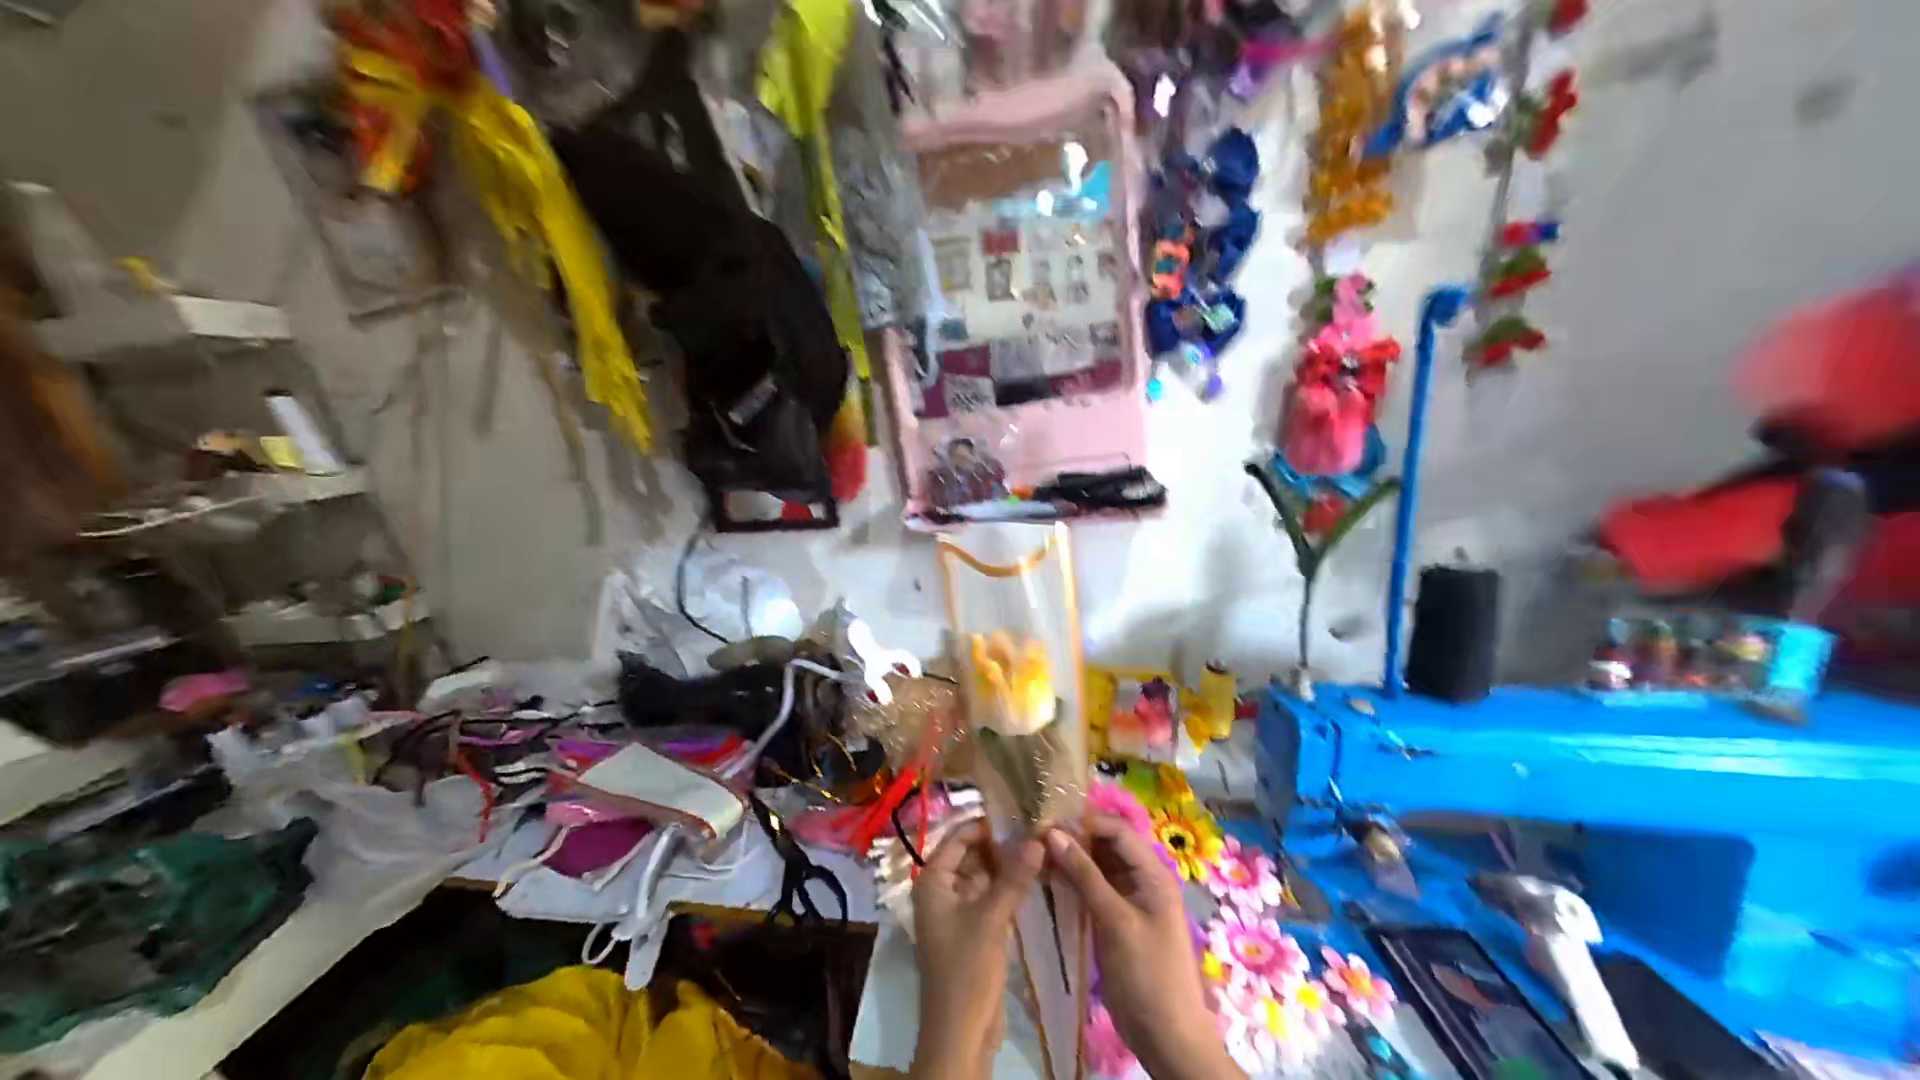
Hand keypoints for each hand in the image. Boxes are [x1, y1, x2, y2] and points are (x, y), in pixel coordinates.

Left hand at [911, 822, 1044, 1079]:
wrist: (961, 1033)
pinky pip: (989, 896)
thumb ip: (1015, 876)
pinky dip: (1007, 887)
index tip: (1020, 813)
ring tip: (1041, 846)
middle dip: (1000, 844)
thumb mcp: (992, 918)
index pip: (959, 837)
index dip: (987, 824)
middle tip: (1036, 828)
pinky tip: (1034, 877)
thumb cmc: (967, 969)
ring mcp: (956, 910)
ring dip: (1007, 865)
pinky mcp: (972, 929)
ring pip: (983, 875)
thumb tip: (1038, 838)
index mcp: (933, 880)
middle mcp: (941, 890)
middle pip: (971, 854)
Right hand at [1046, 816, 1243, 1079]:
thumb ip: (1085, 876)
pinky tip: (1044, 877)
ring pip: (1095, 865)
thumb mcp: (1116, 922)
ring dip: (1069, 857)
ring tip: (1034, 852)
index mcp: (1153, 873)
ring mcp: (1127, 899)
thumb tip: (1053, 833)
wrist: (1167, 1039)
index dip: (1084, 820)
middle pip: (1106, 844)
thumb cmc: (1149, 976)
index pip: (1117, 830)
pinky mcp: (1113, 919)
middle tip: (1034, 834)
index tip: (1047, 819)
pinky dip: (1070, 880)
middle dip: (1073, 836)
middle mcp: (1141, 879)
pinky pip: (1091, 887)